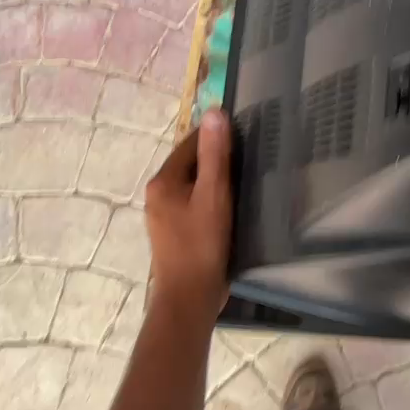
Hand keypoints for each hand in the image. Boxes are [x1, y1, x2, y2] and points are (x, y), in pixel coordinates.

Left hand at [143, 109, 232, 322]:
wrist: (190, 297)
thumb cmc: (202, 244)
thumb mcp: (214, 194)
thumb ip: (215, 154)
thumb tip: (215, 112)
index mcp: (163, 181)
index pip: (191, 143)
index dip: (216, 138)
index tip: (246, 138)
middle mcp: (157, 194)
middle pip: (191, 164)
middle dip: (217, 159)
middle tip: (251, 159)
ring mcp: (164, 215)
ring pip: (193, 185)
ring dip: (215, 180)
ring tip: (245, 181)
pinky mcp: (175, 232)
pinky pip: (194, 203)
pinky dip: (212, 199)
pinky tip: (232, 207)